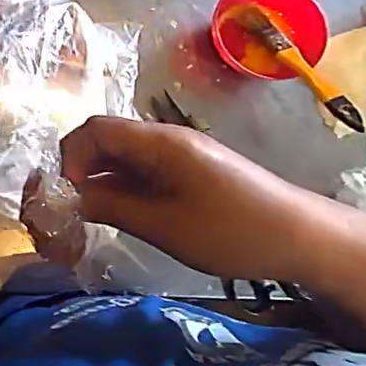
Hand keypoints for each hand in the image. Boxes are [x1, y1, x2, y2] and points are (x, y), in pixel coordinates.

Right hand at [60, 116, 350, 282]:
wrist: (300, 236)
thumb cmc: (232, 230)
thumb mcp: (165, 225)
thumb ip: (112, 207)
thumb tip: (69, 198)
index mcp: (159, 142)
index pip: (94, 129)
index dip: (69, 158)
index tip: (65, 197)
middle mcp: (166, 140)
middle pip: (106, 141)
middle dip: (79, 171)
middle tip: (68, 212)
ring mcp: (180, 156)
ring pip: (124, 159)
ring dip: (100, 183)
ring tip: (89, 220)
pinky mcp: (190, 173)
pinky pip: (144, 173)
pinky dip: (124, 190)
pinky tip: (121, 217)